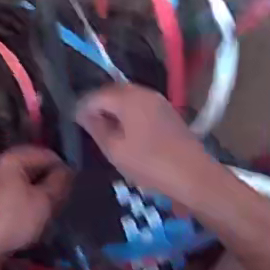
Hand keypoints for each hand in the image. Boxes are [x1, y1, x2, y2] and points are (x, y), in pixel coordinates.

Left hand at [0, 146, 71, 260]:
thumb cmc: (14, 220)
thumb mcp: (43, 201)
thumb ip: (58, 182)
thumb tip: (66, 170)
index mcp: (11, 158)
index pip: (44, 153)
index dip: (61, 166)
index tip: (74, 183)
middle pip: (31, 163)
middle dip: (48, 176)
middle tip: (63, 193)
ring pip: (22, 176)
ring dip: (37, 186)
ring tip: (51, 202)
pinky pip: (12, 186)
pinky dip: (25, 193)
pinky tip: (33, 208)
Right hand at [76, 84, 218, 200]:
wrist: (195, 177)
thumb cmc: (150, 164)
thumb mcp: (114, 150)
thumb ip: (95, 127)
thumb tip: (82, 114)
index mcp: (128, 98)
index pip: (95, 95)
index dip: (81, 108)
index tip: (74, 124)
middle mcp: (144, 92)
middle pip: (112, 92)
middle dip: (97, 107)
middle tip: (87, 128)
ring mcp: (159, 101)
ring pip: (127, 99)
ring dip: (113, 111)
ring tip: (105, 133)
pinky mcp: (168, 112)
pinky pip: (140, 106)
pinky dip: (128, 115)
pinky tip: (125, 134)